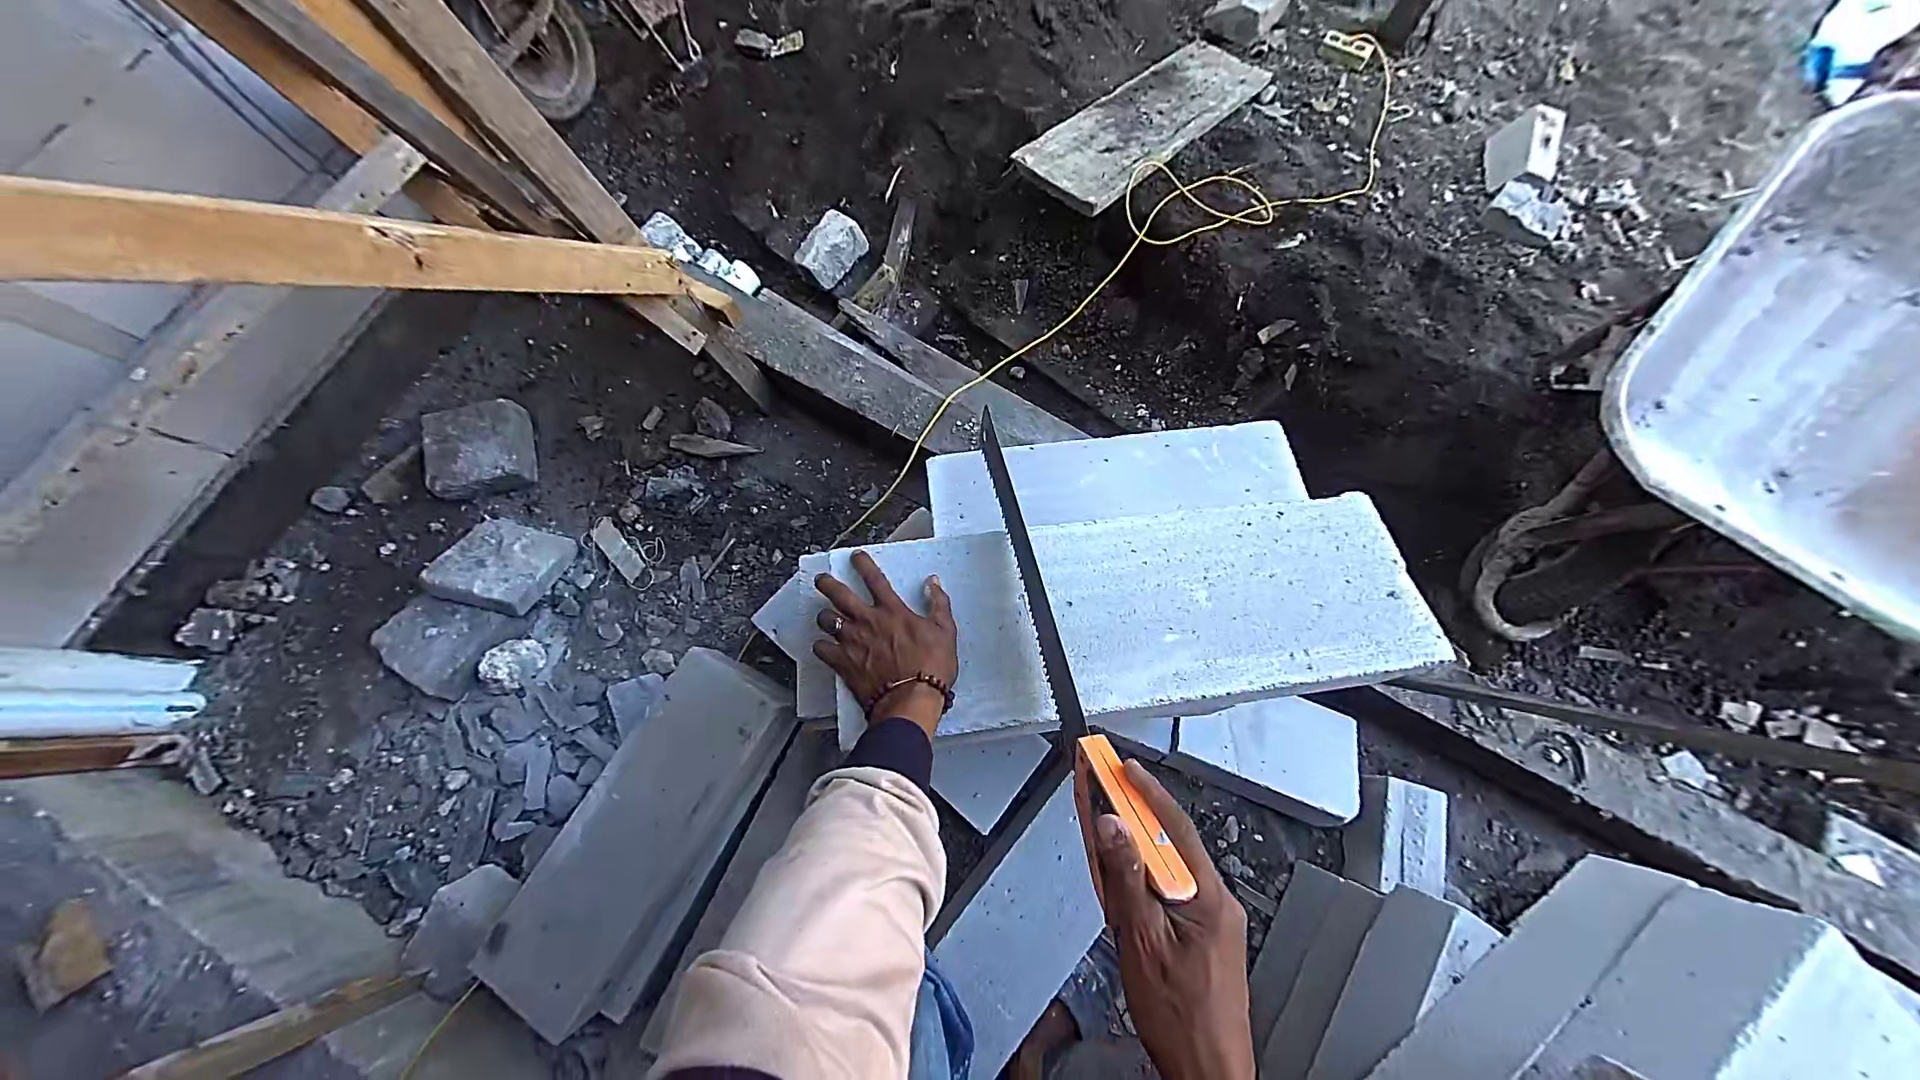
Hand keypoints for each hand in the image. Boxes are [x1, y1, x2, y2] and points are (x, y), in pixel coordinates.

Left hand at [814, 551, 957, 737]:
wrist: (911, 699)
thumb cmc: (931, 667)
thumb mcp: (945, 631)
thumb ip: (938, 603)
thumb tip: (933, 583)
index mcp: (892, 611)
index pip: (874, 579)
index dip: (863, 564)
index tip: (855, 557)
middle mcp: (868, 621)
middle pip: (838, 594)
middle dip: (827, 583)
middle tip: (822, 579)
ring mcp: (852, 642)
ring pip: (826, 619)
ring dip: (823, 616)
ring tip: (824, 616)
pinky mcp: (843, 663)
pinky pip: (821, 649)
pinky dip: (820, 646)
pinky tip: (822, 646)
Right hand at [1090, 760, 1253, 1079]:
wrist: (1208, 1073)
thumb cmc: (1182, 1019)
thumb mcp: (1141, 940)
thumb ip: (1126, 878)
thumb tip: (1112, 826)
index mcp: (1209, 898)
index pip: (1175, 827)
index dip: (1145, 791)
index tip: (1122, 767)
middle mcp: (1216, 901)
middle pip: (1169, 843)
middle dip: (1133, 817)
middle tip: (1104, 789)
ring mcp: (1211, 917)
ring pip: (1166, 866)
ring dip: (1134, 849)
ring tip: (1104, 837)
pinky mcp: (1202, 931)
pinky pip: (1169, 888)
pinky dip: (1141, 876)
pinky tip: (1122, 883)